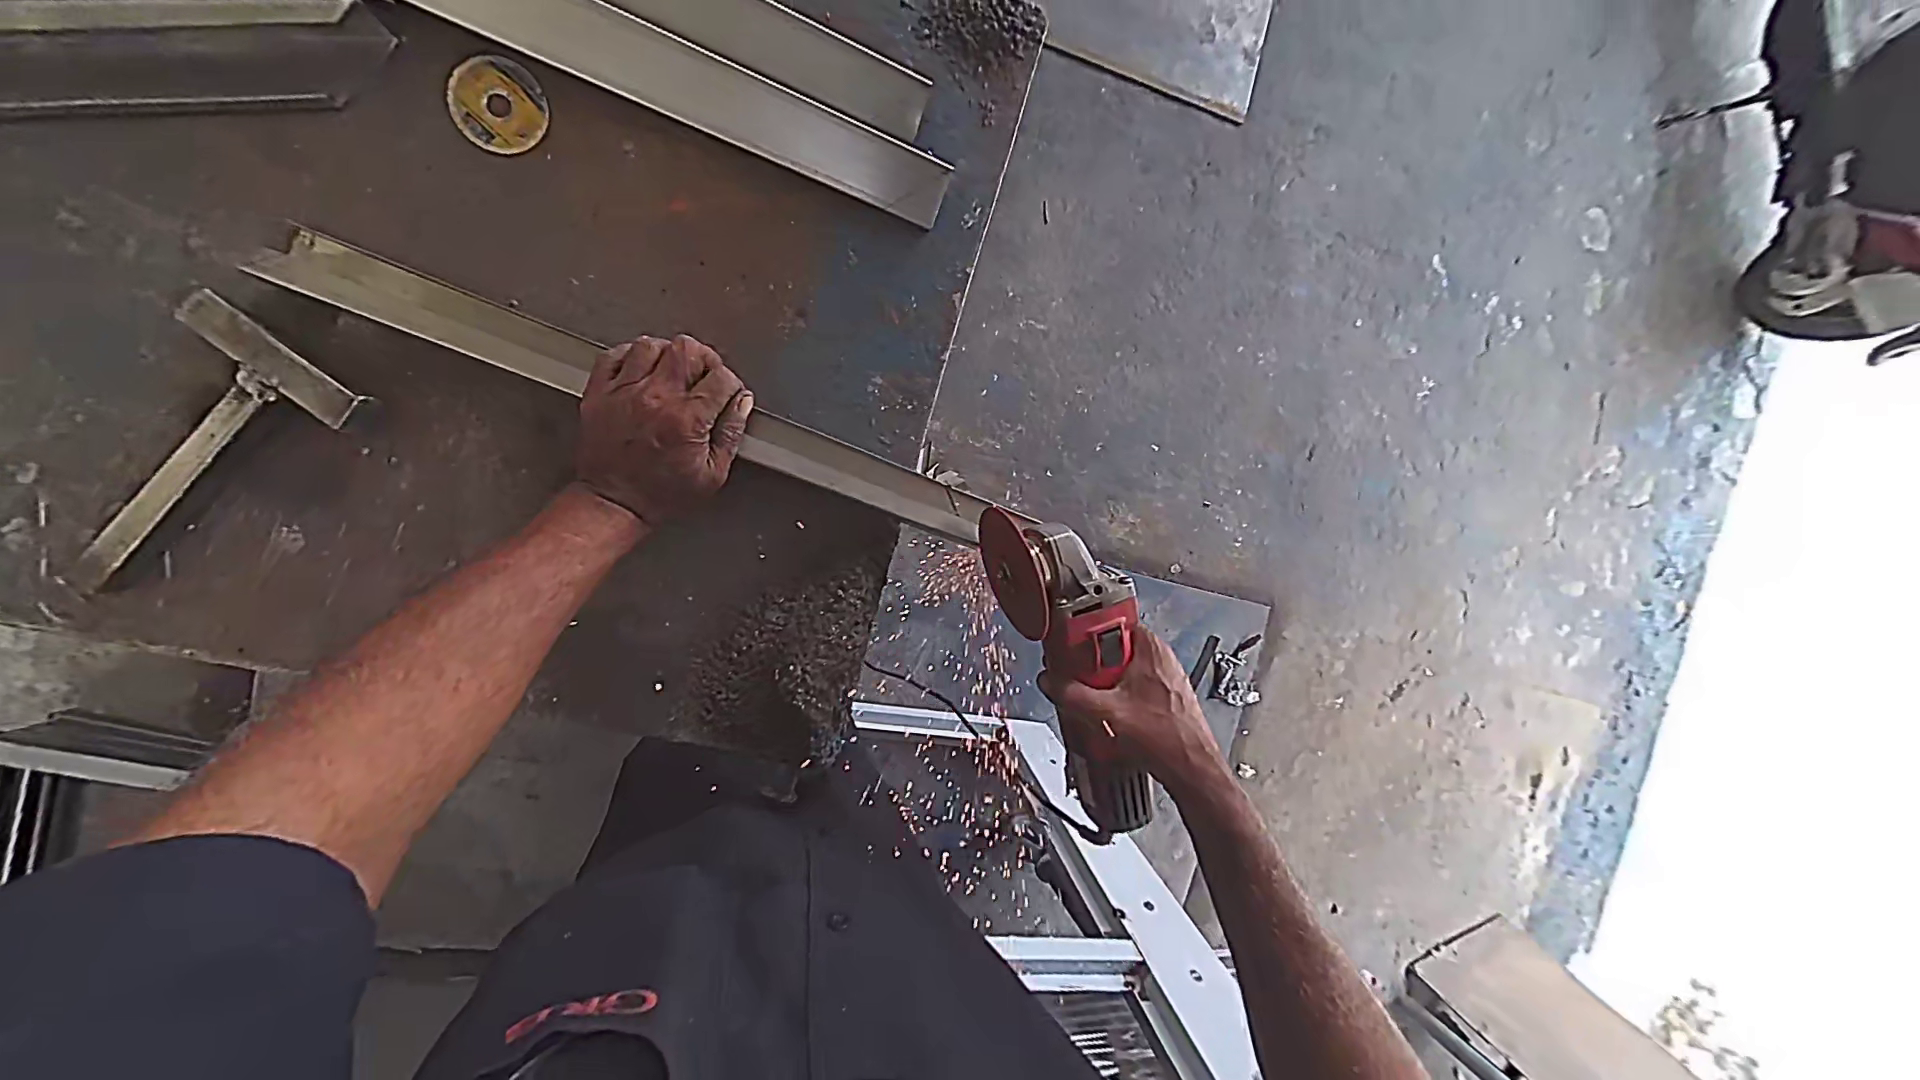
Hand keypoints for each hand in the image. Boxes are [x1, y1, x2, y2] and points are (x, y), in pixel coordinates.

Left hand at [575, 335, 753, 526]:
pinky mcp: (600, 393)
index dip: (732, 384)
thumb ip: (731, 432)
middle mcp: (655, 399)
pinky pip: (615, 355)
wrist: (615, 503)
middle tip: (705, 377)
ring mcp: (624, 392)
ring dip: (668, 355)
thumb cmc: (662, 494)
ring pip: (651, 345)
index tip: (729, 394)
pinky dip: (632, 356)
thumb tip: (742, 403)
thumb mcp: (713, 473)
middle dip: (704, 360)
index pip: (722, 378)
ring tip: (673, 373)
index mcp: (687, 420)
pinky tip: (643, 371)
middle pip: (687, 349)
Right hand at [1039, 625, 1231, 799]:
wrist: (1191, 767)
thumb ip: (1072, 694)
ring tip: (1091, 699)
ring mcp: (1164, 675)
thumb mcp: (1106, 711)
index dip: (1086, 632)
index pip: (1110, 621)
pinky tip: (1111, 714)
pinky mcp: (1164, 694)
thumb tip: (1052, 682)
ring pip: (1122, 668)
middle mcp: (1159, 656)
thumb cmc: (1165, 736)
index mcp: (1149, 647)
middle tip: (1076, 677)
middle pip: (1113, 647)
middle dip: (1092, 662)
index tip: (1070, 644)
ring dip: (1103, 681)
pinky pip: (1132, 685)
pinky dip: (1118, 694)